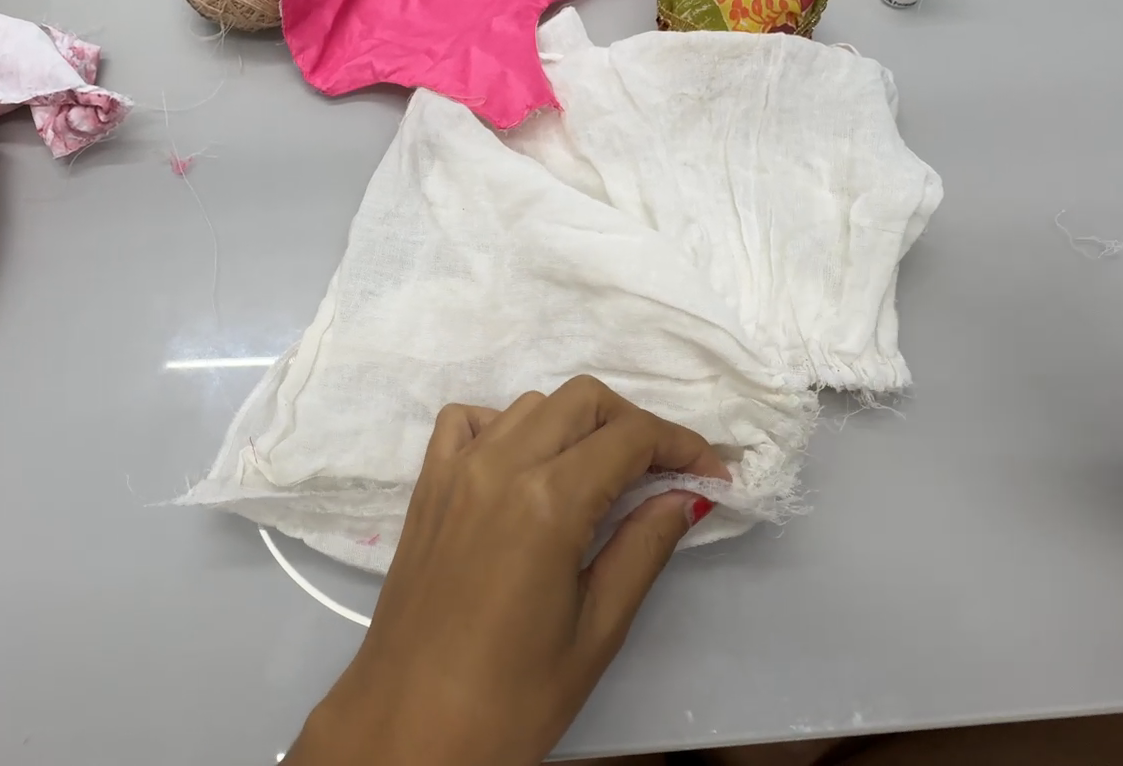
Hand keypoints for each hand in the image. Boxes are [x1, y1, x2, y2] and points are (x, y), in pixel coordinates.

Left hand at [286, 376, 729, 765]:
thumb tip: (688, 494)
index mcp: (548, 499)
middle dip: (634, 423)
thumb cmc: (514, 696)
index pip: (630, 437)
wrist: (410, 723)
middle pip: (582, 399)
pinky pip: (466, 420)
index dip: (681, 446)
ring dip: (576, 424)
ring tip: (601, 474)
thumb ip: (645, 546)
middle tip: (662, 471)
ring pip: (530, 405)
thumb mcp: (598, 629)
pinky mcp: (426, 482)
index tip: (712, 472)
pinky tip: (522, 463)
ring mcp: (456, 466)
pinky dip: (504, 424)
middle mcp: (500, 463)